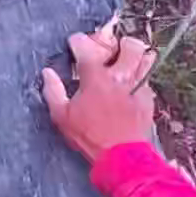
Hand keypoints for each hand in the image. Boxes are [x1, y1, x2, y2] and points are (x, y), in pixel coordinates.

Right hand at [41, 19, 156, 163]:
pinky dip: (139, 77)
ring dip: (136, 55)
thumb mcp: (62, 116)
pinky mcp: (148, 99)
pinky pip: (147, 79)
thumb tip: (47, 73)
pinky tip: (130, 85)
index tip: (74, 42)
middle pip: (128, 45)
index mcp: (95, 77)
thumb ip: (53, 91)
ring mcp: (137, 86)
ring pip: (145, 58)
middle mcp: (119, 76)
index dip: (78, 41)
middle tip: (110, 50)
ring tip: (126, 60)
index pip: (86, 46)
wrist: (121, 156)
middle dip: (119, 42)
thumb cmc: (89, 136)